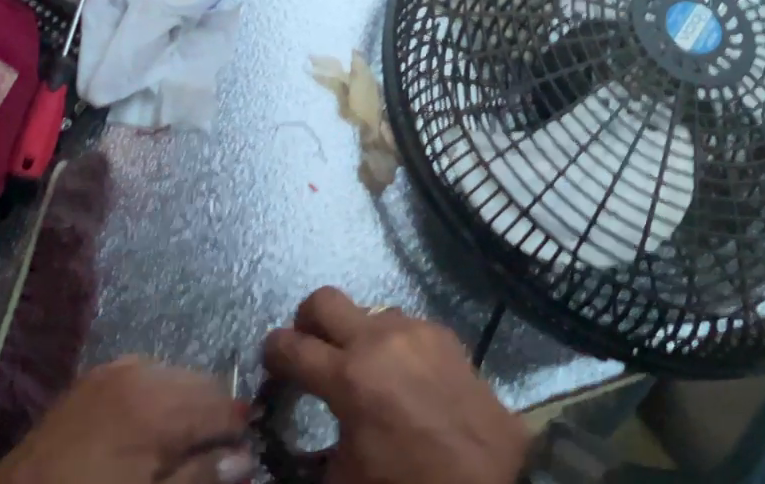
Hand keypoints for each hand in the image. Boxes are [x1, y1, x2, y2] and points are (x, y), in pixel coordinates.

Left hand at [0, 357, 253, 483]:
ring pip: (177, 377)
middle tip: (208, 461)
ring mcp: (114, 369)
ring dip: (186, 408)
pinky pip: (146, 376)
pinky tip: (146, 434)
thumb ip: (198, 478)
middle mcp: (142, 372)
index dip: (239, 436)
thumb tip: (245, 457)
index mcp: (158, 405)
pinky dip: (158, 398)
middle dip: (213, 420)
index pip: (226, 406)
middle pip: (205, 385)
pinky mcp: (93, 377)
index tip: (241, 462)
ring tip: (175, 450)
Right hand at [263, 287, 528, 483]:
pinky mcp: (442, 333)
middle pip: (323, 299)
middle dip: (307, 321)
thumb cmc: (412, 482)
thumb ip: (312, 455)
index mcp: (348, 377)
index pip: (288, 346)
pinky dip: (392, 345)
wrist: (493, 478)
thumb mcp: (348, 479)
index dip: (271, 353)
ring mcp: (413, 330)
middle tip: (310, 350)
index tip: (272, 364)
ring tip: (366, 371)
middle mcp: (377, 340)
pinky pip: (403, 325)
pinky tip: (404, 378)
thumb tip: (294, 445)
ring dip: (355, 334)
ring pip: (367, 311)